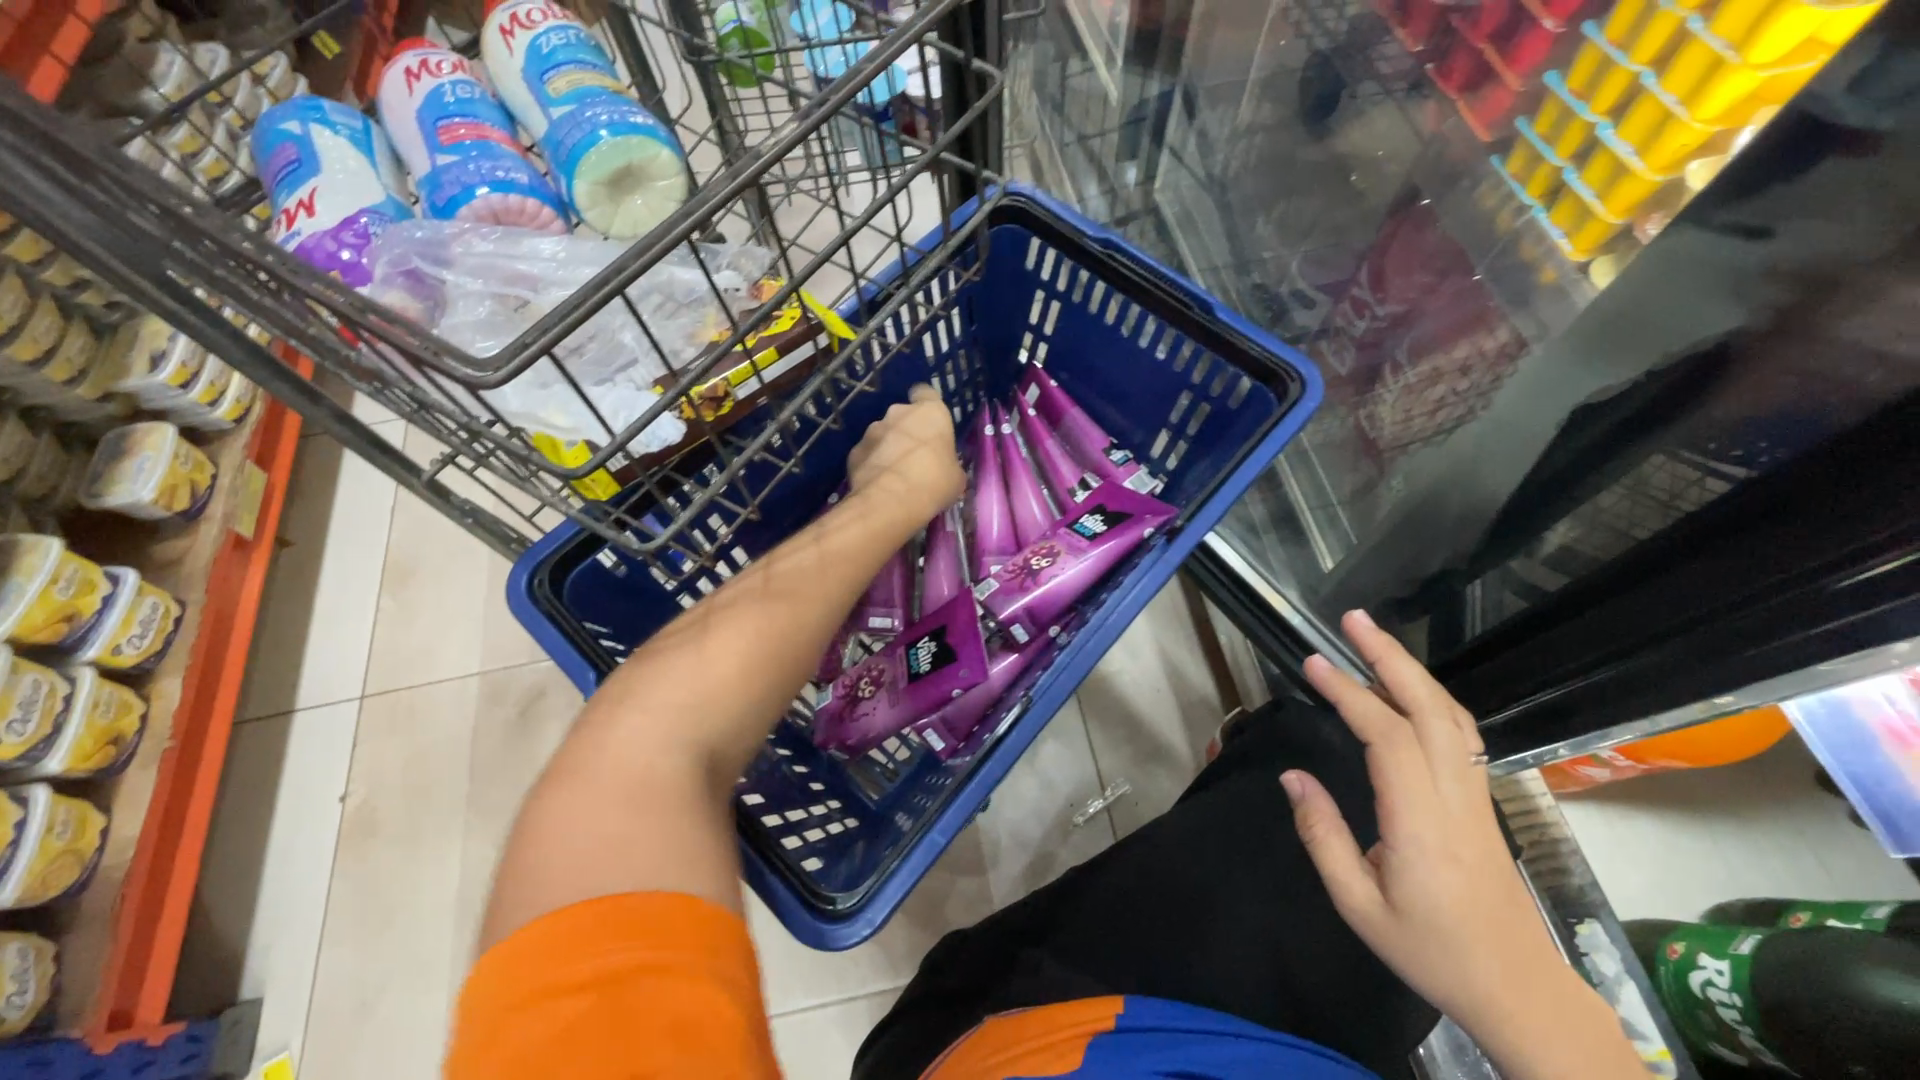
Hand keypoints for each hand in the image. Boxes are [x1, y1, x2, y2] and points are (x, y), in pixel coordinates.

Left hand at [847, 383, 965, 527]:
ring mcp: (872, 430)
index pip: (926, 393)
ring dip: (888, 447)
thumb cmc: (934, 483)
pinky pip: (867, 453)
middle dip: (907, 431)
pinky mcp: (855, 450)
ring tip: (894, 473)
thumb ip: (948, 462)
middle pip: (903, 416)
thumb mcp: (955, 476)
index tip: (929, 422)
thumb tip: (944, 467)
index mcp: (930, 412)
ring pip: (882, 434)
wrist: (890, 501)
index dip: (926, 405)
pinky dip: (872, 464)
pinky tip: (878, 483)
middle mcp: (899, 412)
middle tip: (915, 456)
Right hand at [1283, 611, 1573, 1033]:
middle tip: (1354, 620)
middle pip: (1428, 709)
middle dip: (1390, 658)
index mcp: (1419, 822)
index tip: (1313, 663)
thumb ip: (1323, 836)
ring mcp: (1476, 796)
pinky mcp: (1484, 802)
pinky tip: (1410, 692)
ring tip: (1376, 642)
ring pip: (1452, 717)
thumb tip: (1294, 777)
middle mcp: (1454, 797)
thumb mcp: (1358, 905)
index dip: (1349, 694)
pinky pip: (1462, 736)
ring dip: (1414, 672)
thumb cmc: (1431, 951)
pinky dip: (1433, 699)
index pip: (1386, 737)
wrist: (1516, 986)